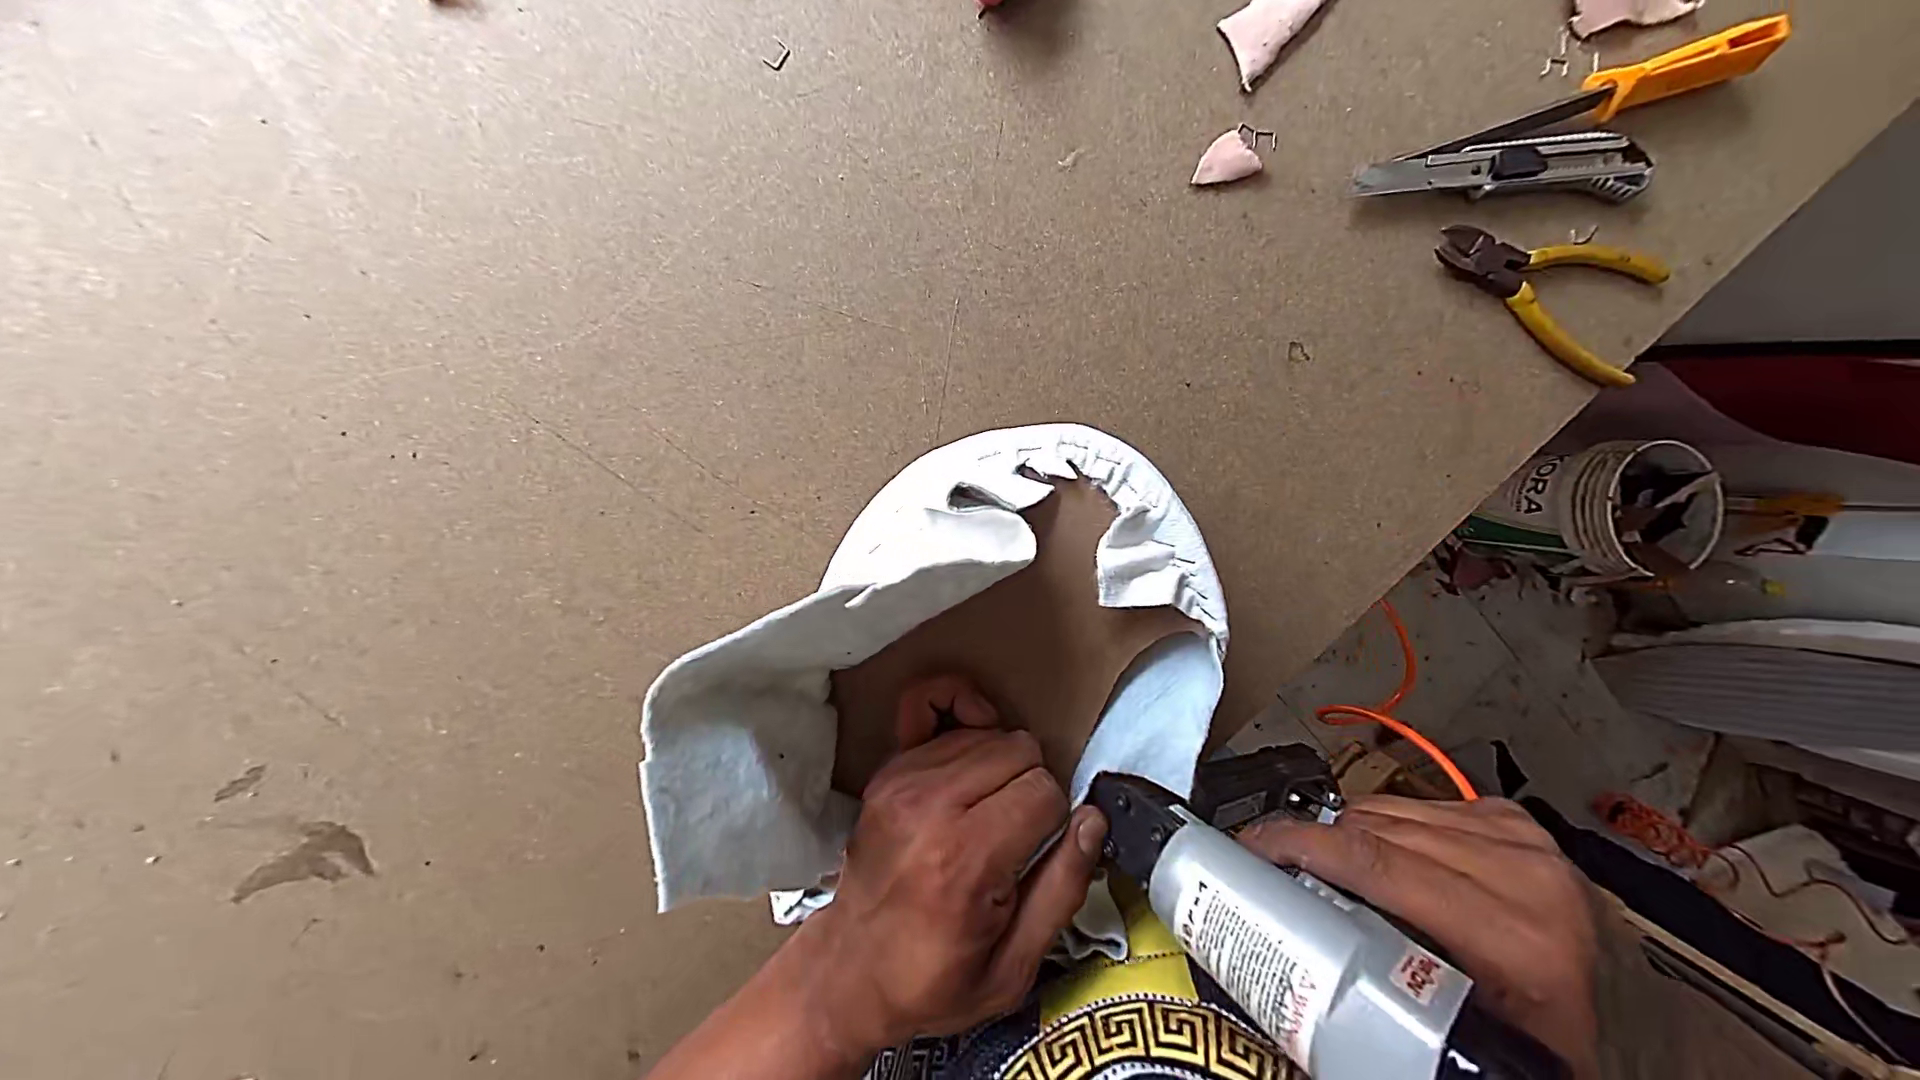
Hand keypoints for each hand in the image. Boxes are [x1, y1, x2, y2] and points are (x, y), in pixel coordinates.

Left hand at [797, 727, 1107, 1058]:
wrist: (850, 972)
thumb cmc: (932, 978)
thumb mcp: (1013, 968)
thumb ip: (1063, 888)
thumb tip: (1093, 818)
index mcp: (964, 860)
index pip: (1043, 791)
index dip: (1055, 822)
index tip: (1037, 852)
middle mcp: (930, 806)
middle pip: (1019, 750)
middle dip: (1033, 788)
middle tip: (1017, 832)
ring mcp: (902, 780)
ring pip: (988, 732)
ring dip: (1002, 764)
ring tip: (990, 809)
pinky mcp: (887, 769)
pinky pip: (927, 701)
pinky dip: (957, 707)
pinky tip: (972, 731)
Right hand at [1240, 795, 1598, 1077]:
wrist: (1649, 1028)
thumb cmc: (1566, 1041)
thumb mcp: (1472, 1032)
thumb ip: (1386, 989)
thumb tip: (1298, 965)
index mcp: (1515, 936)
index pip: (1372, 860)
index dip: (1298, 843)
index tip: (1254, 846)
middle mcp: (1520, 872)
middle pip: (1369, 827)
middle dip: (1312, 842)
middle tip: (1277, 866)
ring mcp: (1519, 838)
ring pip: (1385, 808)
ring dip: (1344, 833)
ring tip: (1323, 863)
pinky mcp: (1510, 819)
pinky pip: (1412, 803)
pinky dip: (1381, 824)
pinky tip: (1377, 852)